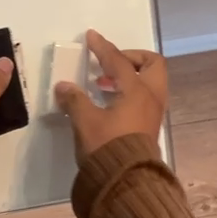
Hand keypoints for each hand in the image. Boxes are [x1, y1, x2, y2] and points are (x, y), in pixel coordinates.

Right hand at [54, 29, 168, 157]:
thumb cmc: (106, 146)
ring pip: (150, 82)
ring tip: (105, 84)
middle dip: (131, 58)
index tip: (91, 37)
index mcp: (137, 90)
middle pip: (151, 64)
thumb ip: (74, 100)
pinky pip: (144, 98)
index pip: (119, 61)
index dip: (103, 48)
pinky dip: (130, 92)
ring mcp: (153, 112)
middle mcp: (151, 97)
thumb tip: (63, 86)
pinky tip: (110, 102)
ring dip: (130, 76)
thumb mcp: (85, 121)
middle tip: (109, 64)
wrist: (125, 180)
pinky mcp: (148, 126)